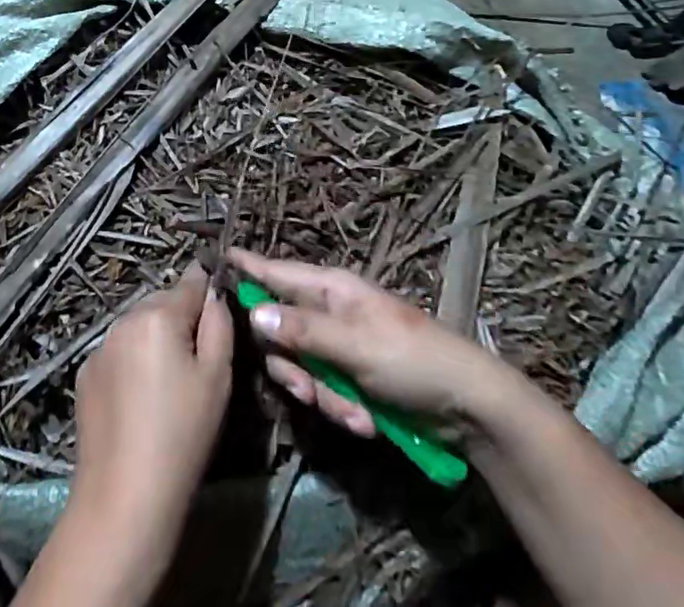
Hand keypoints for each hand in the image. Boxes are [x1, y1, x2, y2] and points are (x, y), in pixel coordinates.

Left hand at [72, 263, 232, 527]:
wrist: (125, 491)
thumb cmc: (183, 432)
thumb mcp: (217, 376)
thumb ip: (219, 324)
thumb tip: (213, 294)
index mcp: (157, 315)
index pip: (190, 283)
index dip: (209, 292)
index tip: (219, 311)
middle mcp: (122, 320)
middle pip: (161, 302)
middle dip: (180, 317)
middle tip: (198, 358)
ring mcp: (99, 347)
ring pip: (137, 327)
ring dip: (154, 338)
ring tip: (169, 380)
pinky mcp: (85, 374)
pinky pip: (118, 352)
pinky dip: (132, 360)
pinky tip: (141, 396)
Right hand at [230, 248, 525, 435]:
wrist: (469, 408)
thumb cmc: (412, 361)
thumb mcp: (355, 345)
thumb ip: (302, 330)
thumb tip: (253, 312)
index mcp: (330, 289)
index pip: (275, 270)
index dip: (245, 266)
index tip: (213, 261)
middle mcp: (326, 311)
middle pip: (277, 330)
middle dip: (292, 367)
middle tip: (307, 391)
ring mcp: (336, 344)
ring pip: (298, 365)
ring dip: (321, 394)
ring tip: (353, 414)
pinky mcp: (347, 375)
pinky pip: (322, 387)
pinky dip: (340, 407)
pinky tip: (365, 421)